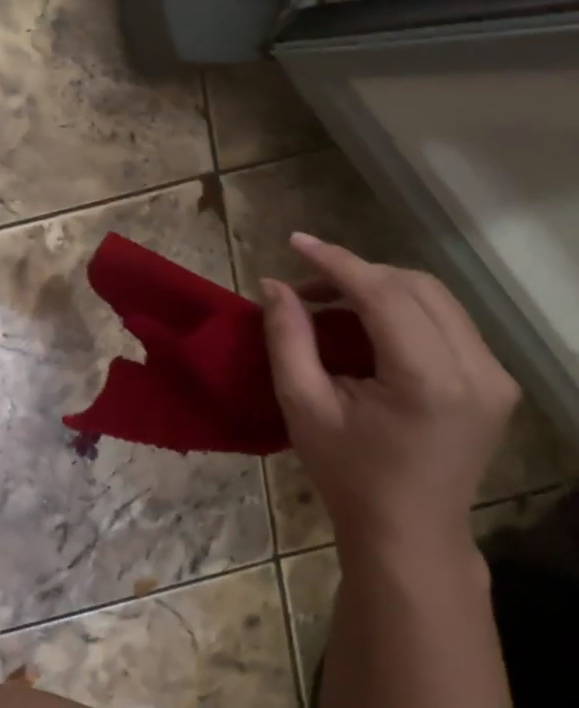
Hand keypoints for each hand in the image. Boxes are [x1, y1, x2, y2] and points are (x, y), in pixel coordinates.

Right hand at [261, 233, 518, 557]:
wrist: (408, 526)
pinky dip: (400, 308)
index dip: (336, 262)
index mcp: (427, 379)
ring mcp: (494, 377)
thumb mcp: (301, 401)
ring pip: (436, 299)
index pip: (385, 294)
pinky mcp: (492, 382)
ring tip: (326, 303)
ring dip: (378, 288)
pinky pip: (446, 322)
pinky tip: (361, 324)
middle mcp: (476, 370)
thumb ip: (289, 337)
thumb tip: (274, 285)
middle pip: (418, 288)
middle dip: (356, 273)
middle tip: (301, 287)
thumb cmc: (345, 469)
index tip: (294, 242)